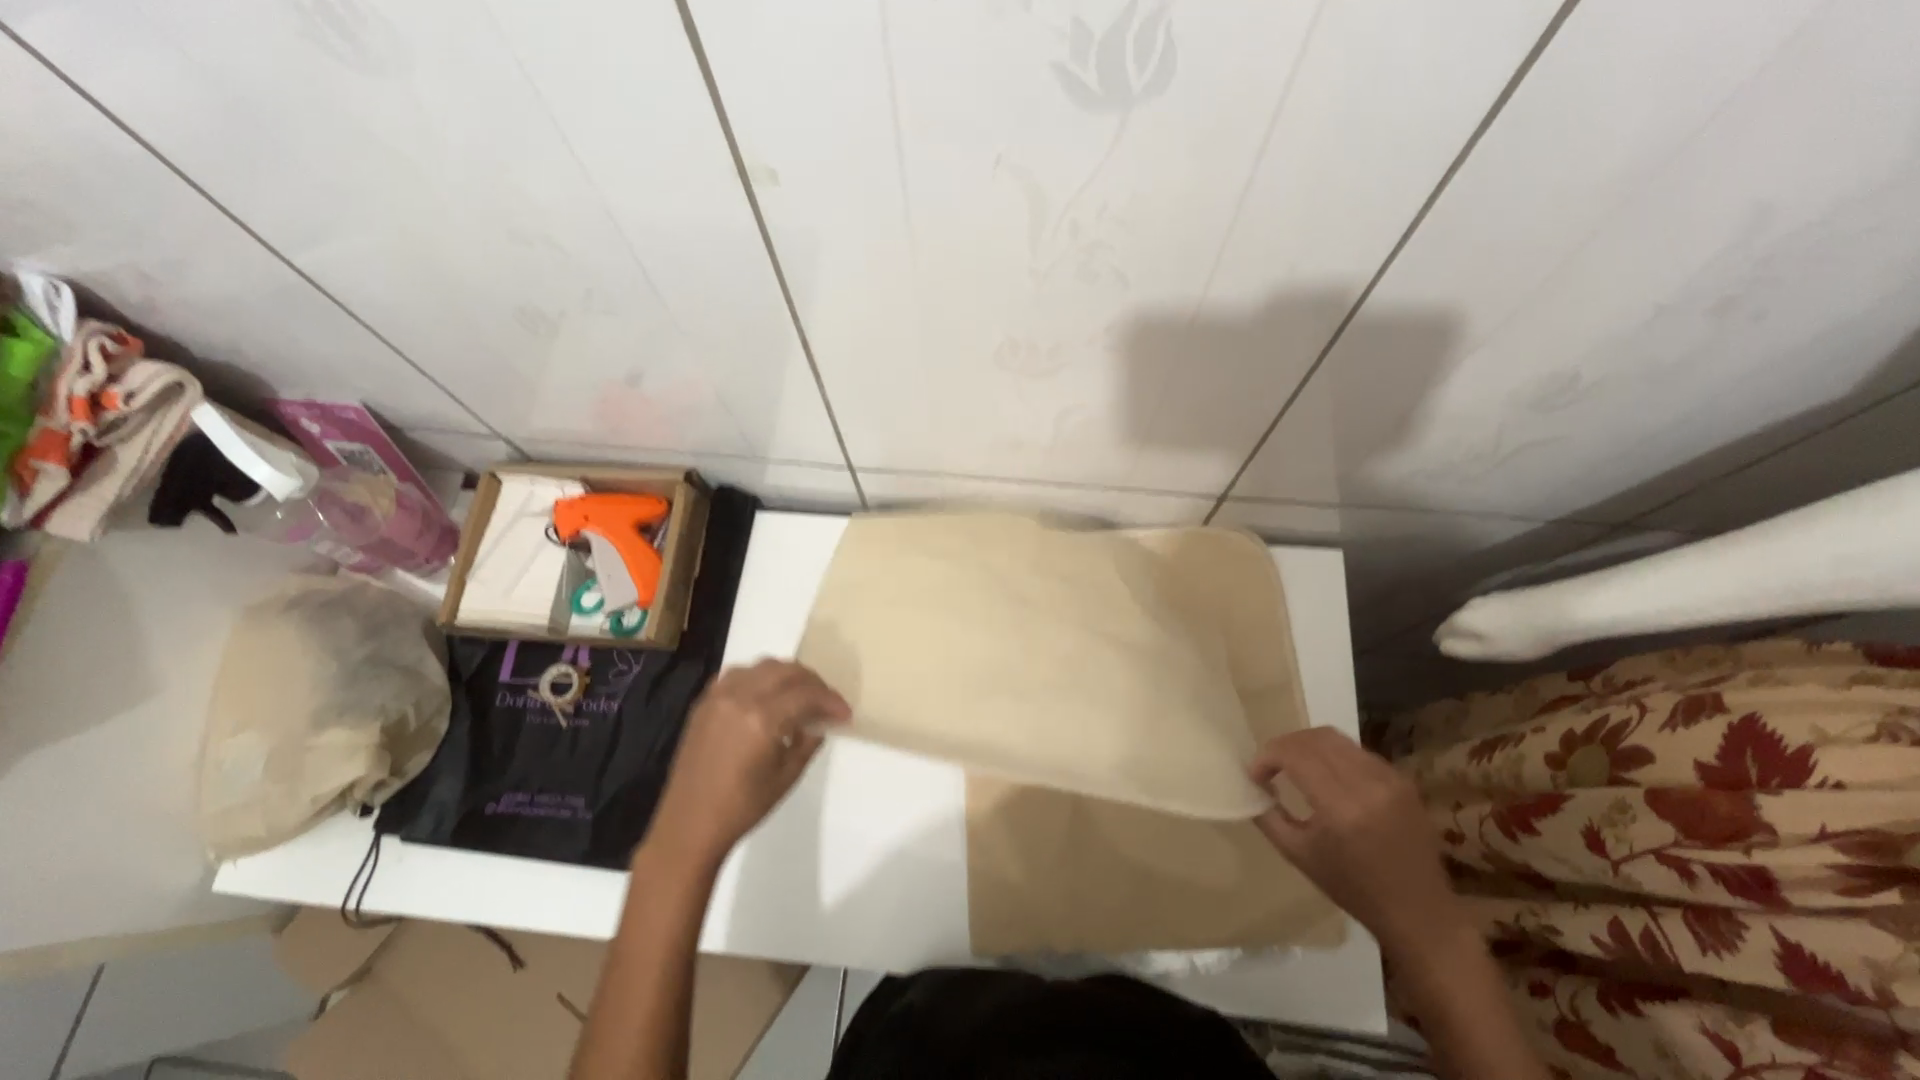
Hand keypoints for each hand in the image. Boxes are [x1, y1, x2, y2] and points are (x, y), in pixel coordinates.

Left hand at [644, 660, 849, 869]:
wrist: (690, 823)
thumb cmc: (743, 806)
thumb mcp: (787, 776)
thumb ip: (808, 741)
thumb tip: (821, 722)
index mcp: (763, 719)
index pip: (807, 695)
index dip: (831, 701)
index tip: (845, 714)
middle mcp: (740, 698)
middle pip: (786, 671)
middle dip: (812, 682)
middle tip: (826, 702)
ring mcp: (718, 697)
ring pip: (761, 666)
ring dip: (785, 675)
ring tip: (798, 695)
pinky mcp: (704, 703)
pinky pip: (736, 675)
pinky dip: (758, 678)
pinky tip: (766, 696)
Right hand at [1249, 728, 1466, 959]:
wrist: (1417, 909)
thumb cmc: (1353, 888)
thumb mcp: (1298, 855)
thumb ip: (1269, 816)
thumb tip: (1255, 787)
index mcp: (1341, 807)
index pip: (1296, 754)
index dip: (1267, 756)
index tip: (1255, 774)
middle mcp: (1369, 784)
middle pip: (1316, 738)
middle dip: (1284, 746)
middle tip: (1270, 766)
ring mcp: (1390, 779)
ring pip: (1337, 739)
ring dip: (1308, 747)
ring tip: (1294, 767)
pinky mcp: (1403, 780)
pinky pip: (1358, 752)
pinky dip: (1333, 756)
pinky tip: (1326, 778)